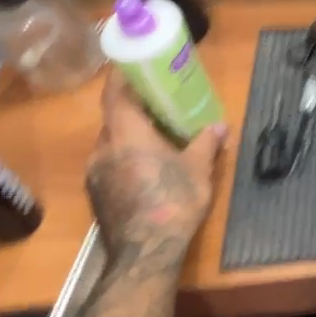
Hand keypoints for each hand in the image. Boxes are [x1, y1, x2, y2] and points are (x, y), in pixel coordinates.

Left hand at [87, 72, 226, 264]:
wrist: (145, 253)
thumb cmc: (173, 200)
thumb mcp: (198, 168)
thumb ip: (206, 142)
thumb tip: (219, 126)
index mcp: (125, 135)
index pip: (115, 95)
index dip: (121, 76)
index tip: (133, 63)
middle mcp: (103, 149)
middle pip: (114, 118)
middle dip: (135, 108)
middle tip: (160, 101)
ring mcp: (96, 174)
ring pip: (112, 142)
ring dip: (132, 134)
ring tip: (159, 133)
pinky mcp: (98, 194)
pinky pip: (111, 162)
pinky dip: (128, 155)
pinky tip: (150, 164)